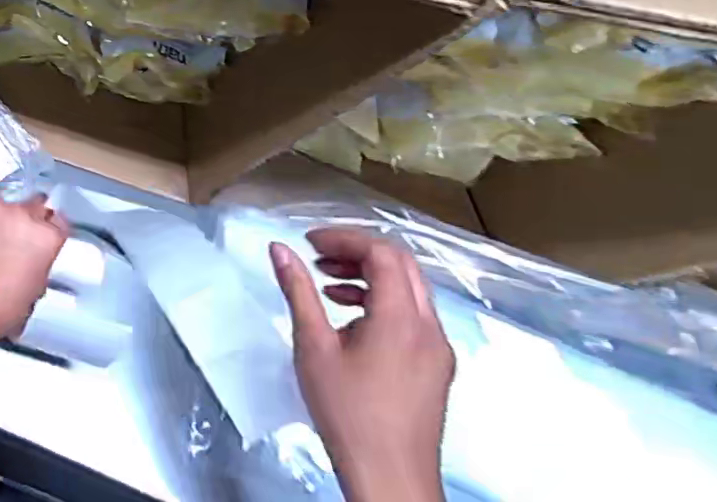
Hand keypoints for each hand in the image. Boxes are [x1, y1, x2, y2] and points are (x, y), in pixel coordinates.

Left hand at [0, 196, 69, 342]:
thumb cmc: (1, 306)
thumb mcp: (38, 285)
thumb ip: (42, 258)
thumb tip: (35, 251)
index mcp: (47, 237)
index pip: (58, 221)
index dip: (49, 229)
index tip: (42, 234)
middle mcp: (26, 215)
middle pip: (35, 204)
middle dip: (29, 219)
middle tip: (16, 236)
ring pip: (7, 204)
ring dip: (3, 217)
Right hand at [271, 228, 453, 501]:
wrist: (390, 478)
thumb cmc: (346, 410)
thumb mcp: (312, 344)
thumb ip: (298, 290)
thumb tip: (278, 248)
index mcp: (401, 319)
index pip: (382, 253)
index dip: (344, 238)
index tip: (307, 243)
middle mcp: (429, 328)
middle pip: (401, 264)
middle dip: (357, 251)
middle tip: (317, 257)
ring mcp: (438, 349)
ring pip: (410, 288)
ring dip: (368, 275)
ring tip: (326, 285)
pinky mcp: (436, 367)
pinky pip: (413, 314)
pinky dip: (381, 300)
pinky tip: (349, 317)